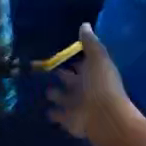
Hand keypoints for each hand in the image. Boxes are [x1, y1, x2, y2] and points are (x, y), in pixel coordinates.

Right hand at [46, 24, 136, 140]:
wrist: (102, 117)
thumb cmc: (100, 85)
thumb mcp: (97, 59)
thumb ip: (90, 43)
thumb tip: (84, 25)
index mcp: (93, 72)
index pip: (82, 63)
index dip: (74, 58)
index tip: (60, 52)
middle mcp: (85, 88)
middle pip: (71, 80)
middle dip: (62, 75)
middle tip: (45, 69)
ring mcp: (76, 105)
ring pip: (63, 97)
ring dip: (55, 94)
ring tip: (43, 89)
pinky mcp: (68, 120)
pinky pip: (57, 114)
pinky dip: (52, 112)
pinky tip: (43, 108)